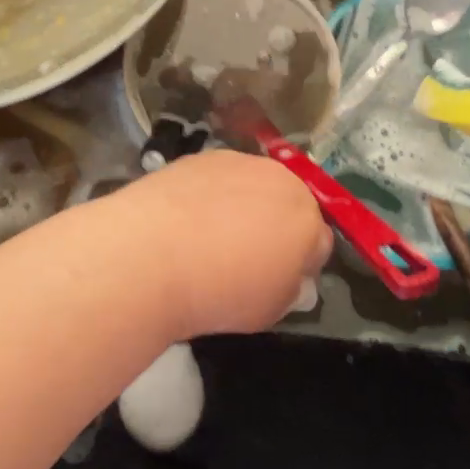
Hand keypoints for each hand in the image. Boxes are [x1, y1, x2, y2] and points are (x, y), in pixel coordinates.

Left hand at [110, 150, 331, 338]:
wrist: (150, 256)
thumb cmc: (218, 293)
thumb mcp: (269, 311)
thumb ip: (290, 291)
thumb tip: (293, 280)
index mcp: (308, 221)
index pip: (320, 243)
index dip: (301, 264)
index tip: (276, 280)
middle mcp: (281, 181)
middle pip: (289, 204)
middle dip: (276, 226)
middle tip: (245, 258)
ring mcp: (239, 163)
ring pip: (252, 186)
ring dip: (243, 205)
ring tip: (209, 238)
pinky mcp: (201, 157)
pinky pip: (217, 179)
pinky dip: (209, 195)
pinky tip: (185, 220)